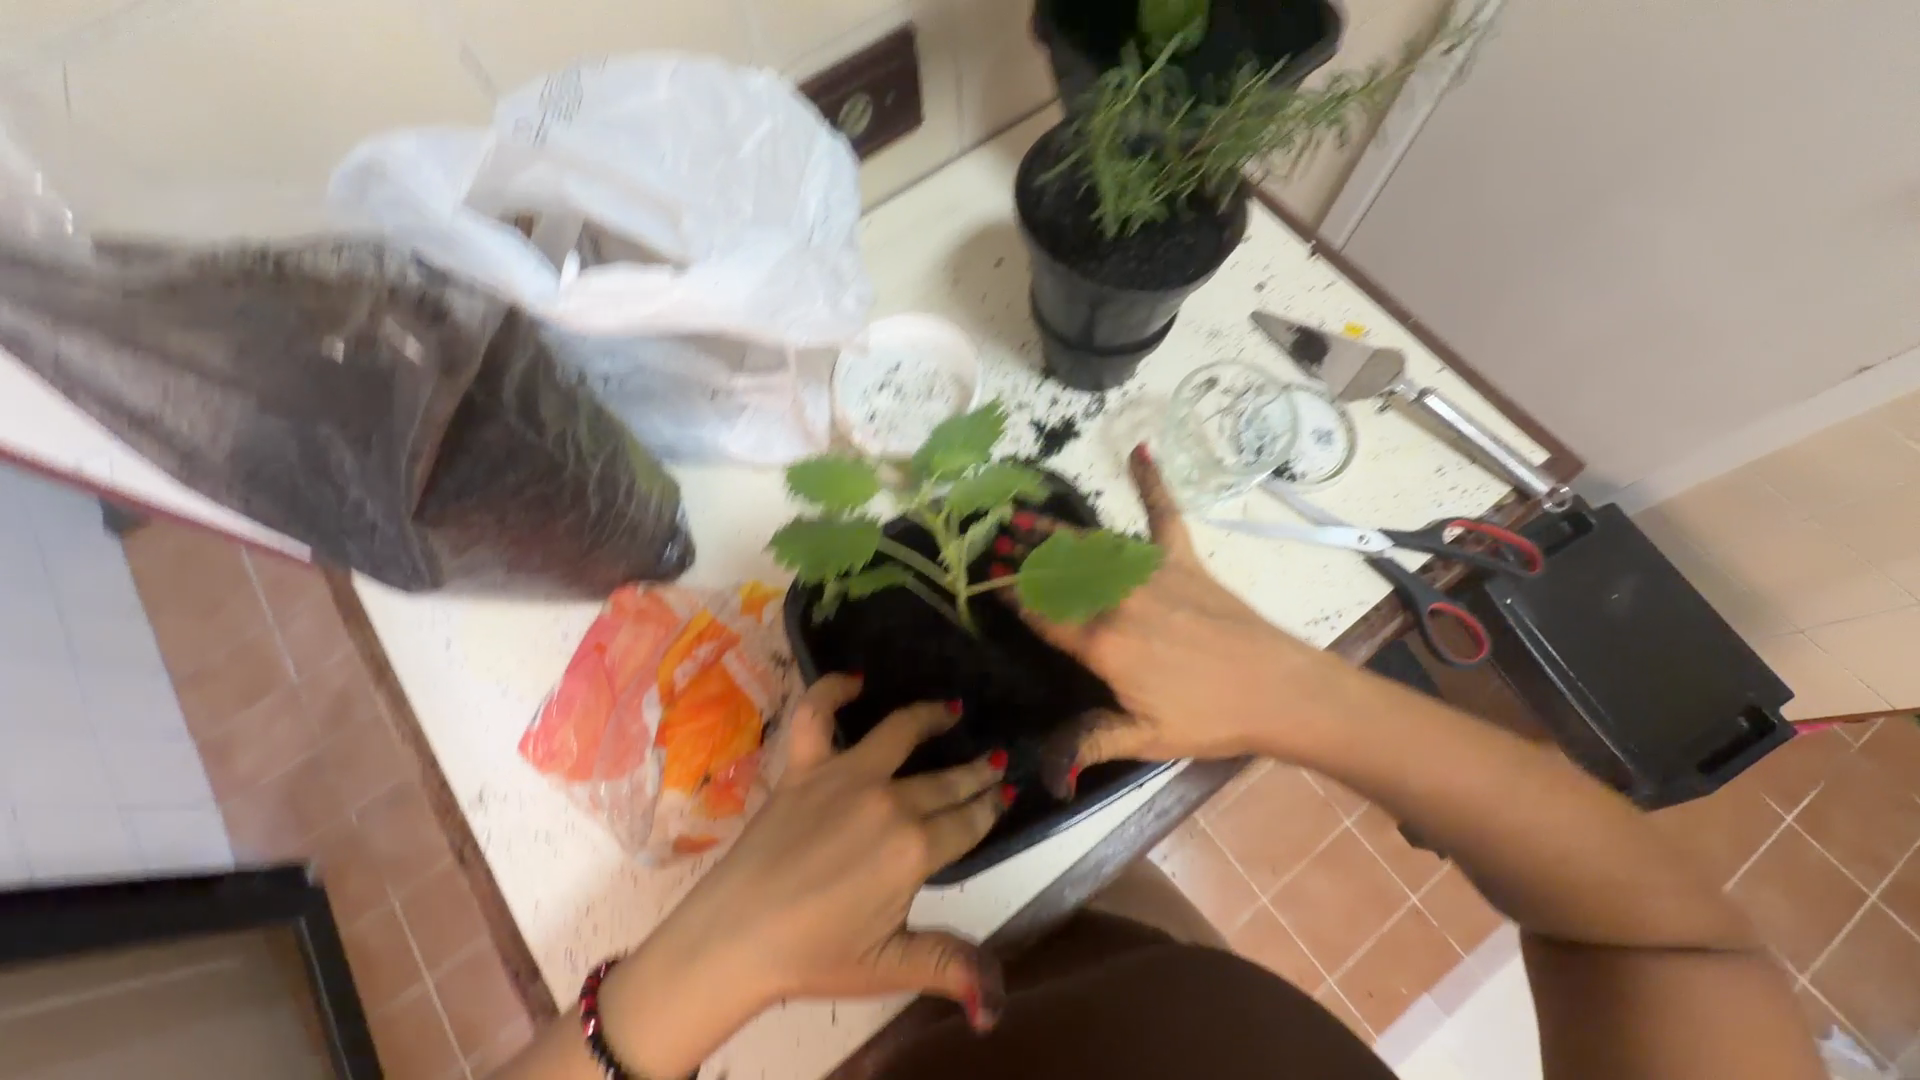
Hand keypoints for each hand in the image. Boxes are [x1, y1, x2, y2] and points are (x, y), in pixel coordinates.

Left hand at [597, 676, 1010, 1076]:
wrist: (733, 940)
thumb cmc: (814, 957)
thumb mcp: (889, 967)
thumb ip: (949, 967)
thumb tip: (998, 1006)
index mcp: (915, 850)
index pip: (969, 821)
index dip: (992, 807)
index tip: (1010, 791)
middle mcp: (888, 801)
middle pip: (946, 779)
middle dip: (978, 770)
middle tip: (997, 757)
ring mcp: (843, 777)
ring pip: (900, 735)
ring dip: (931, 718)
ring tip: (954, 709)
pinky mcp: (803, 767)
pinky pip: (816, 715)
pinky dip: (833, 690)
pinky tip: (856, 679)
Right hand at [1013, 444, 1330, 788]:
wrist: (1281, 691)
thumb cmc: (1210, 719)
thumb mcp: (1145, 739)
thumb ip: (1089, 743)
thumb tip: (1044, 773)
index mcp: (1103, 642)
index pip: (1043, 614)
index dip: (1011, 597)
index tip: (986, 581)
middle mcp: (1118, 598)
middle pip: (1060, 572)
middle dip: (1023, 556)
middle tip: (995, 538)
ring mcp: (1153, 573)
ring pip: (1093, 544)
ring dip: (1056, 530)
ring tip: (1025, 515)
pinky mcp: (1185, 561)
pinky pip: (1164, 515)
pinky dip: (1152, 483)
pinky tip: (1139, 451)